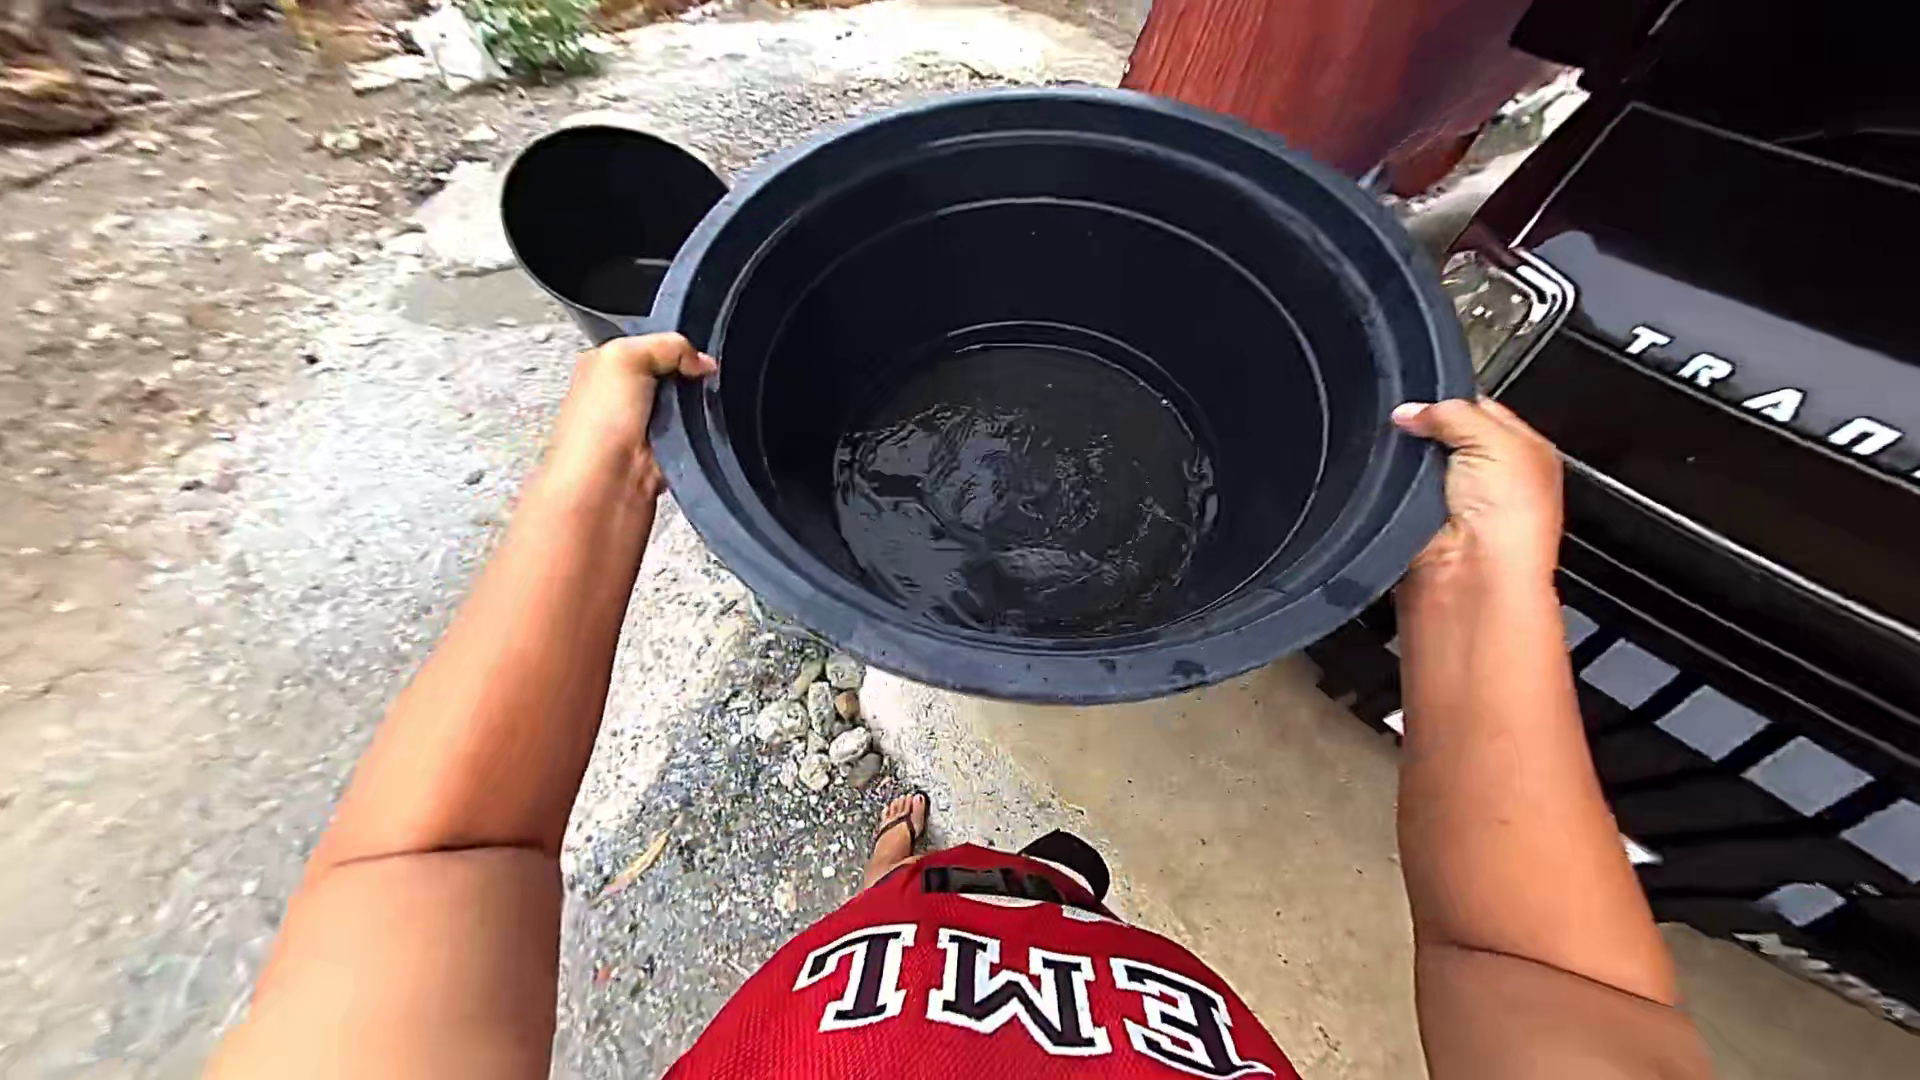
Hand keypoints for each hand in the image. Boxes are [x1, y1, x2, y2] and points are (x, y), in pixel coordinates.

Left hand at [544, 333, 715, 499]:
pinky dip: (699, 435)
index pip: (655, 346)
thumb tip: (701, 361)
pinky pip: (695, 434)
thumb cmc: (597, 427)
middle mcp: (624, 396)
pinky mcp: (665, 451)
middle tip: (692, 385)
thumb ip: (666, 345)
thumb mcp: (626, 357)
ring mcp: (645, 426)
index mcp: (607, 366)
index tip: (693, 357)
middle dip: (691, 380)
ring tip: (686, 415)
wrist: (607, 483)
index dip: (678, 349)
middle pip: (677, 377)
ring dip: (696, 411)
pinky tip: (689, 435)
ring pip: (689, 407)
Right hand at [1391, 397, 1562, 583]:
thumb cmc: (1508, 519)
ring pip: (1410, 463)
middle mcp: (1484, 474)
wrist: (1469, 571)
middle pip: (1437, 436)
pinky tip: (1393, 488)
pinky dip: (1386, 487)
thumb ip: (1454, 414)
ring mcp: (1446, 498)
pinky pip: (1390, 490)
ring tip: (1405, 466)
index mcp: (1519, 450)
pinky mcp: (1413, 517)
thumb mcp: (1496, 442)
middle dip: (1419, 432)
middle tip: (1409, 431)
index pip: (1475, 408)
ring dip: (1402, 463)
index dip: (1446, 401)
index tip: (1420, 400)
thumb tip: (1410, 411)